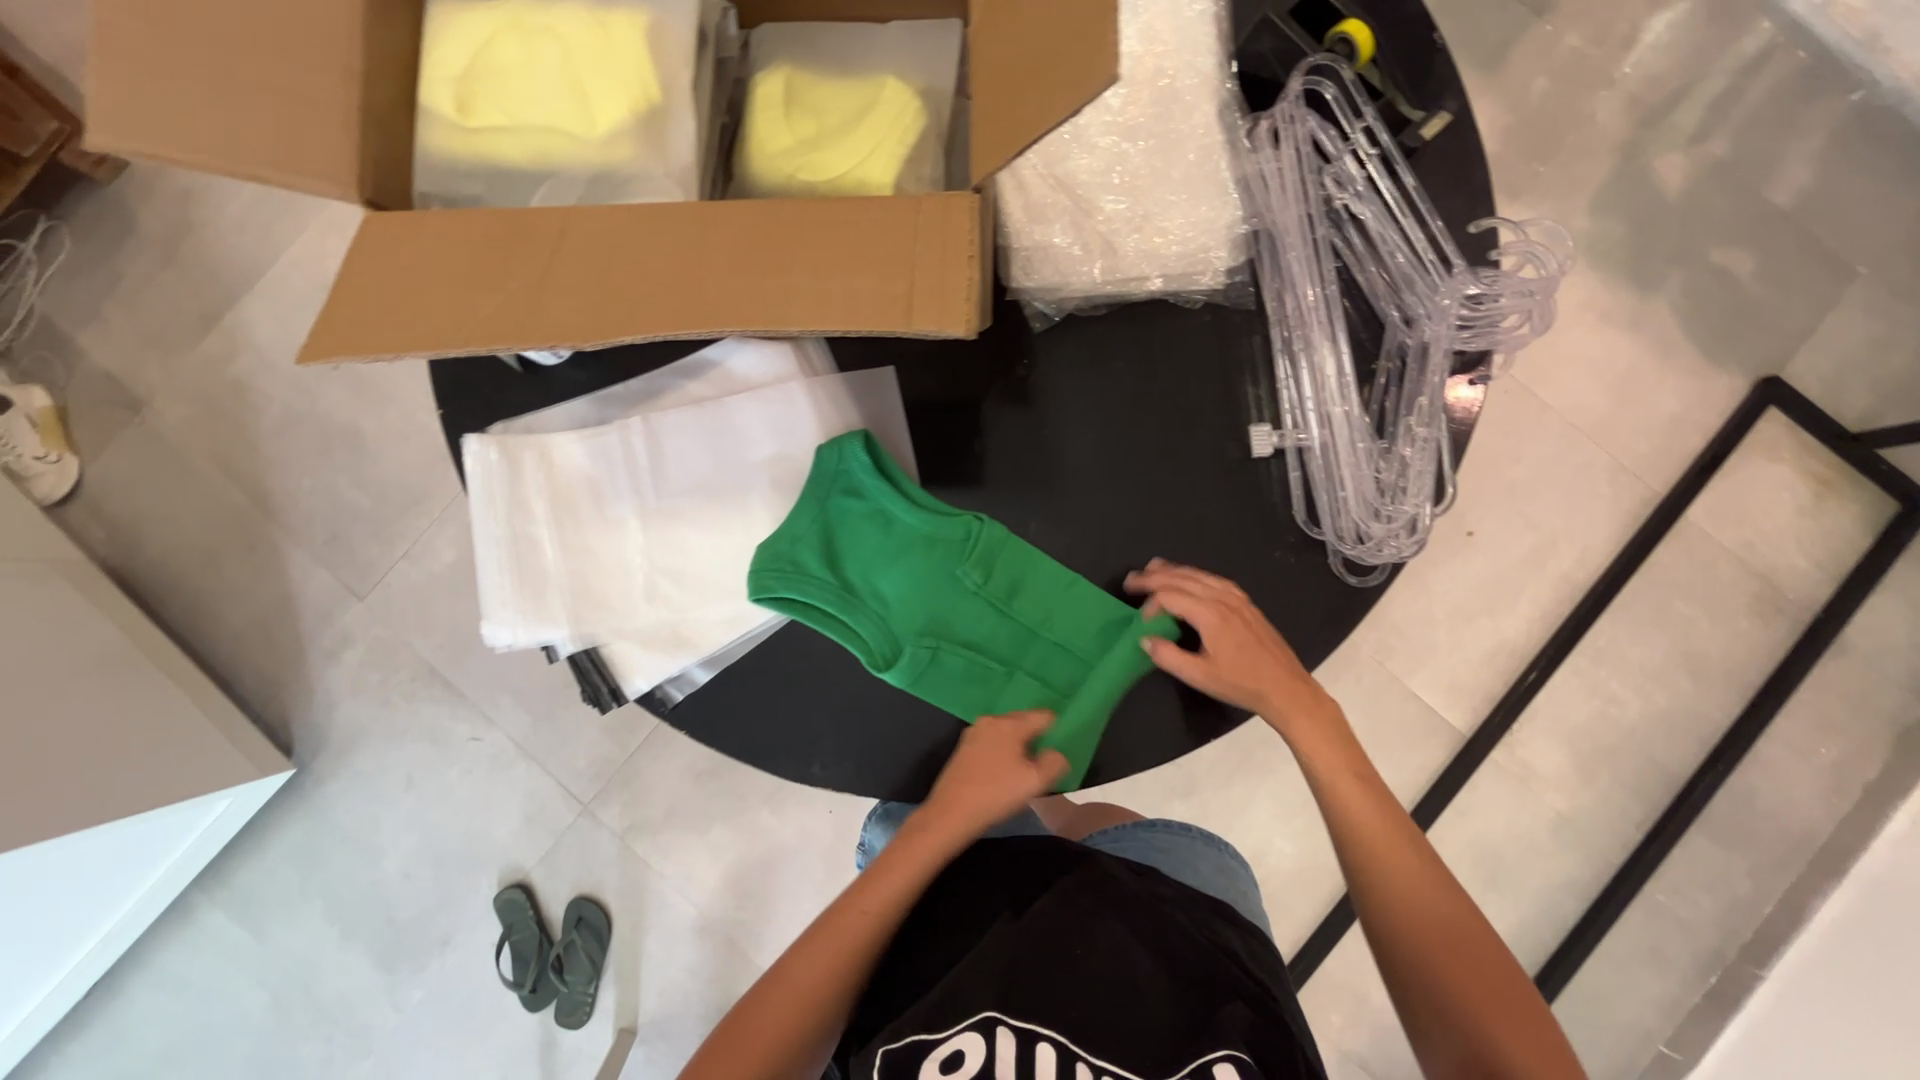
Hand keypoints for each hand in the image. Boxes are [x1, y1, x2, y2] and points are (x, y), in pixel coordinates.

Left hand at [918, 710, 1069, 840]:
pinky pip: (992, 742)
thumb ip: (1055, 762)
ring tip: (1024, 770)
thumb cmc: (997, 793)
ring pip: (1006, 733)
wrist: (951, 812)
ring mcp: (973, 733)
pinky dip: (1002, 752)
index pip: (1045, 715)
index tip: (1062, 750)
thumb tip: (1056, 754)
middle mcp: (991, 720)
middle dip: (1037, 738)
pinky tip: (1002, 774)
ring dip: (1018, 746)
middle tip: (1045, 762)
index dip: (1058, 730)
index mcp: (1010, 723)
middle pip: (1024, 721)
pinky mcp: (963, 748)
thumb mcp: (1036, 781)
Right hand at [1124, 558, 1336, 738]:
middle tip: (1131, 579)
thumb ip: (1168, 656)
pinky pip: (1214, 580)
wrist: (1286, 687)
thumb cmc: (1241, 683)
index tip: (1140, 624)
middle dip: (1154, 577)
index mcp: (1210, 614)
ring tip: (1153, 568)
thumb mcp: (1199, 676)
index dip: (1149, 606)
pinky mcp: (1246, 604)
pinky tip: (1190, 578)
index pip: (1169, 596)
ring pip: (1199, 575)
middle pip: (1182, 578)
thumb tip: (1144, 639)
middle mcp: (1223, 598)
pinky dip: (1195, 575)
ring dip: (1174, 570)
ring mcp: (1237, 598)